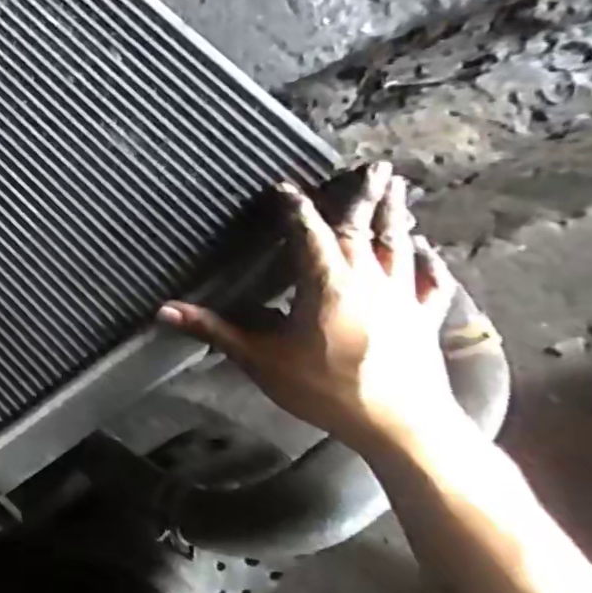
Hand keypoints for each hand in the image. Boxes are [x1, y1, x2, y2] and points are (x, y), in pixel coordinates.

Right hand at [159, 162, 464, 455]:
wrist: (403, 425)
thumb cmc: (324, 387)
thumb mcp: (258, 358)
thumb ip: (213, 329)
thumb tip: (163, 310)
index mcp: (326, 286)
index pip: (307, 235)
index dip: (294, 208)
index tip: (283, 185)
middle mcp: (368, 282)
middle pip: (362, 231)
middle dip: (362, 197)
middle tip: (371, 167)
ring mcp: (401, 299)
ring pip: (398, 247)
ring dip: (396, 216)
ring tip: (397, 190)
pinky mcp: (422, 319)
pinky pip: (428, 281)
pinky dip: (426, 260)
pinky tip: (424, 247)